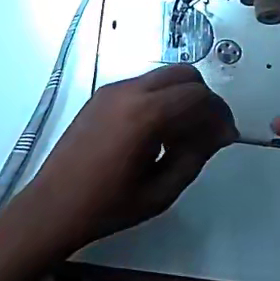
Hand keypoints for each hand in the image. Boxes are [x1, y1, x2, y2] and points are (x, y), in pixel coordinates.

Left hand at [9, 64, 235, 256]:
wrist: (54, 205)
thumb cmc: (106, 205)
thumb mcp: (160, 191)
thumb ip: (194, 156)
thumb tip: (217, 134)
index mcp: (145, 115)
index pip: (199, 97)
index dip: (219, 114)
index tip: (225, 136)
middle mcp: (127, 93)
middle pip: (182, 75)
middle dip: (203, 98)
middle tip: (208, 132)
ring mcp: (109, 92)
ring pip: (160, 77)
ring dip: (180, 97)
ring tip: (181, 137)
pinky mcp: (98, 97)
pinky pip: (140, 86)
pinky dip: (158, 99)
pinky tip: (156, 134)